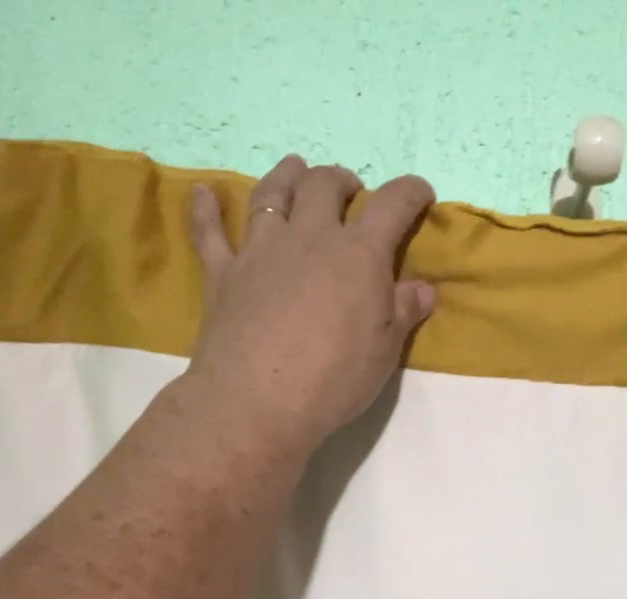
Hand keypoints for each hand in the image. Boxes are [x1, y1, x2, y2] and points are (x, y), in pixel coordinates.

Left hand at [182, 155, 436, 456]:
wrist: (257, 401)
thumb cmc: (334, 379)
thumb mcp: (385, 351)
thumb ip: (403, 312)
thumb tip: (421, 287)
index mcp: (358, 255)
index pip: (391, 206)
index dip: (410, 192)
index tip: (420, 192)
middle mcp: (309, 238)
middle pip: (324, 186)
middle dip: (342, 180)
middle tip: (350, 188)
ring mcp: (261, 250)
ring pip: (271, 194)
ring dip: (286, 175)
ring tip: (295, 168)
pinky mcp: (223, 272)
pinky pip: (209, 231)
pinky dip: (206, 209)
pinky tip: (204, 193)